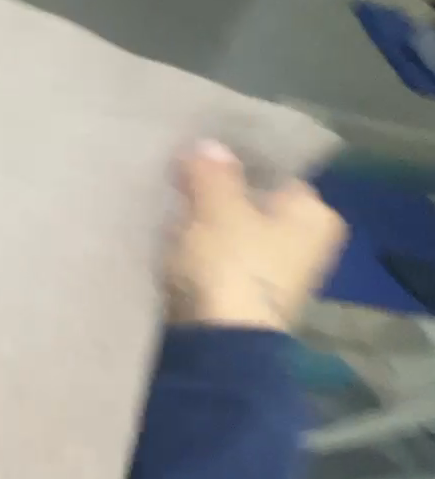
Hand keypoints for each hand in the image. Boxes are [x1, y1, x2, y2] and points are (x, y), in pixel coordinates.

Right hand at [166, 141, 347, 330]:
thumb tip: (207, 143)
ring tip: (166, 224)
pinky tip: (171, 256)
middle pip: (251, 209)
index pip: (274, 178)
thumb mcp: (216, 211)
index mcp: (313, 214)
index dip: (235, 170)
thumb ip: (212, 176)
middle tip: (174, 194)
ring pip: (233, 239)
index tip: (195, 167)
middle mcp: (306, 242)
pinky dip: (198, 259)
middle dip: (214, 203)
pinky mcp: (244, 297)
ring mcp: (276, 274)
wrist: (217, 335)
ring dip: (203, 233)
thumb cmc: (228, 265)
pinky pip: (219, 265)